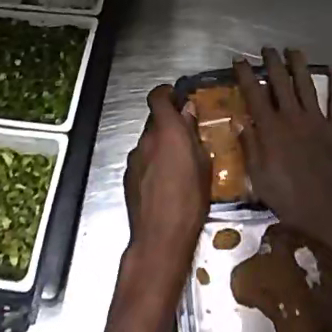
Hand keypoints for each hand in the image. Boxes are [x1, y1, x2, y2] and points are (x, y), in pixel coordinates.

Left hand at [106, 84, 209, 331]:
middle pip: (154, 120)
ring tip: (179, 165)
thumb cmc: (191, 201)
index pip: (158, 97)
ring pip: (149, 142)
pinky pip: (142, 160)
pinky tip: (165, 182)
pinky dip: (152, 163)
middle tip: (186, 136)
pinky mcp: (128, 175)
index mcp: (167, 131)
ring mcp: (134, 157)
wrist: (161, 237)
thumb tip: (188, 113)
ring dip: (161, 146)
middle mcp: (147, 139)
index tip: (176, 96)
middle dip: (168, 124)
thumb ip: (193, 134)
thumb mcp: (203, 165)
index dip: (166, 93)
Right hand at [236, 48, 331, 243]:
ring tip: (293, 50)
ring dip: (299, 65)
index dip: (245, 74)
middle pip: (281, 82)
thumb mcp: (260, 179)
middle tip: (267, 48)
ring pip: (306, 85)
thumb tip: (240, 123)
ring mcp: (318, 121)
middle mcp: (293, 117)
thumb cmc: (293, 200)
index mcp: (271, 129)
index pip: (254, 94)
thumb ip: (250, 148)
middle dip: (272, 62)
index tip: (239, 60)